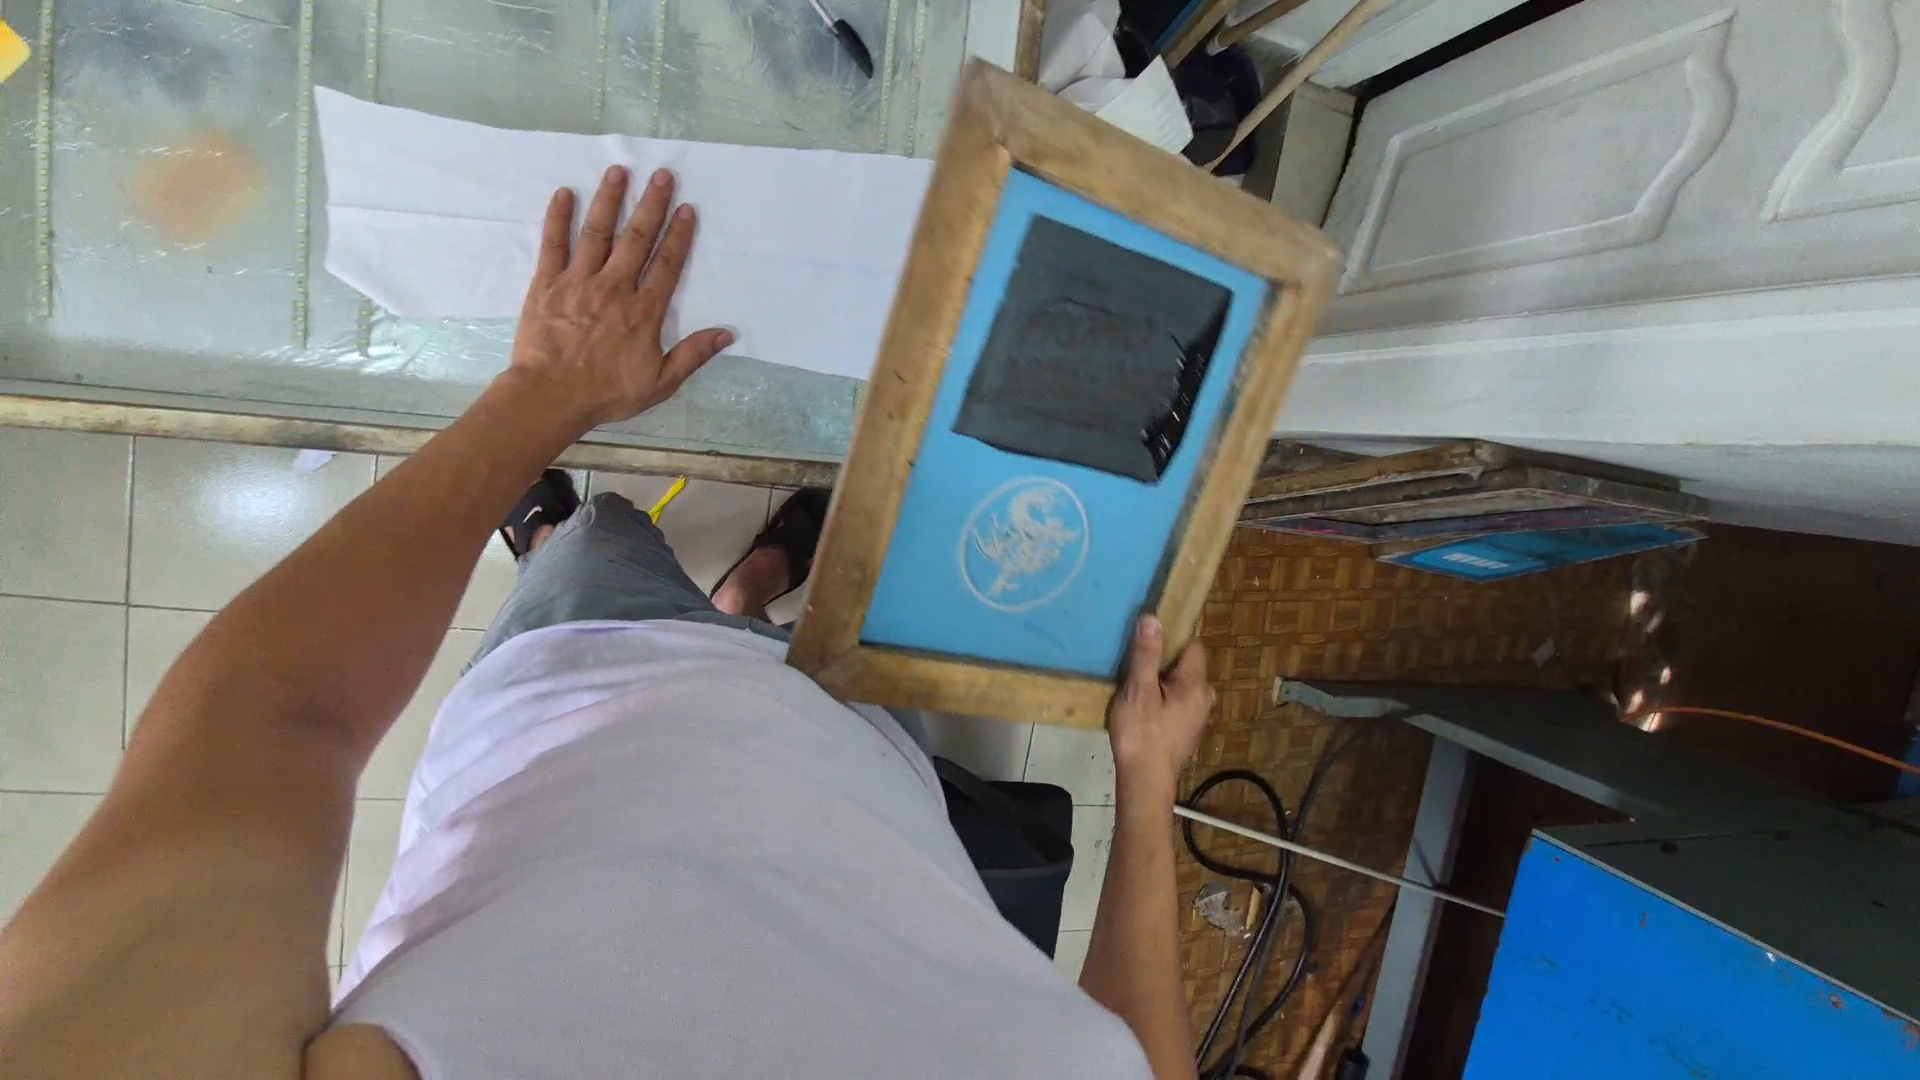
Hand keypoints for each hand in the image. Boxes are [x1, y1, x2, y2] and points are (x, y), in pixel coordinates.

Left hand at [504, 165, 733, 431]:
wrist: (551, 395)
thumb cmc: (609, 392)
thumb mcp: (661, 382)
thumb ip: (693, 354)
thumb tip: (727, 334)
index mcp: (644, 311)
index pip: (667, 265)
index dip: (679, 236)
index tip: (687, 209)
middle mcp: (615, 287)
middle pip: (637, 239)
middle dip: (652, 205)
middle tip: (662, 175)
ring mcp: (579, 281)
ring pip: (597, 232)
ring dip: (610, 199)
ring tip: (619, 171)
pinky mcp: (547, 283)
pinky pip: (553, 243)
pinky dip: (559, 217)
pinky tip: (565, 193)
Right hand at [1107, 616, 1215, 803]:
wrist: (1145, 781)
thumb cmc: (1141, 733)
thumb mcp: (1138, 690)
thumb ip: (1146, 655)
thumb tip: (1153, 619)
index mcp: (1196, 684)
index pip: (1193, 644)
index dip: (1172, 635)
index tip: (1148, 634)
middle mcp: (1204, 696)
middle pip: (1186, 663)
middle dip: (1163, 657)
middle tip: (1135, 658)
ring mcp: (1197, 714)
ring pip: (1180, 682)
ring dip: (1160, 677)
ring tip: (1134, 680)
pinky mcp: (1187, 727)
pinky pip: (1177, 698)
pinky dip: (1162, 694)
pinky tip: (1142, 703)